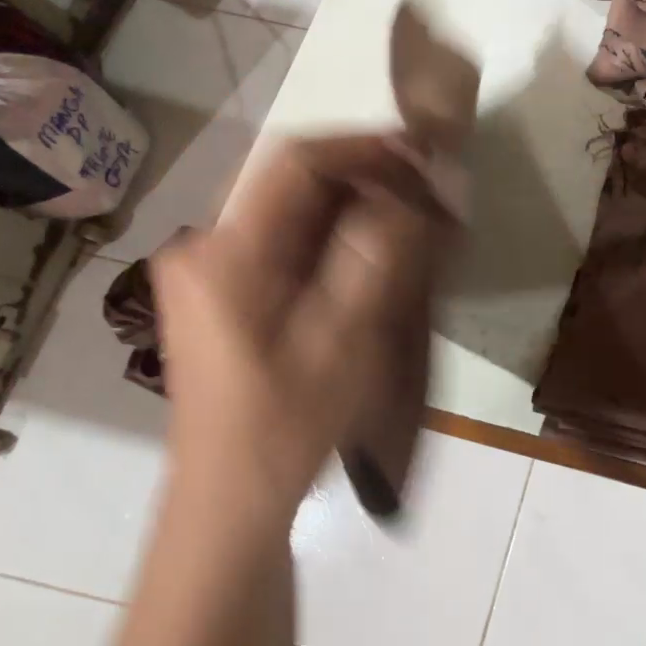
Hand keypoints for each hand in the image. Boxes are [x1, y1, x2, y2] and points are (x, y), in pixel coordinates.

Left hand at [151, 136, 437, 516]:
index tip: (426, 155)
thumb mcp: (343, 342)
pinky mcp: (228, 293)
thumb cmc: (285, 427)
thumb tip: (413, 193)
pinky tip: (385, 257)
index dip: (365, 146)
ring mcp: (213, 270)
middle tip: (436, 197)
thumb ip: (376, 258)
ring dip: (363, 210)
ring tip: (423, 226)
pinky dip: (343, 238)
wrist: (228, 499)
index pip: (296, 162)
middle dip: (372, 180)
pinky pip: (293, 242)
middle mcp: (208, 247)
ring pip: (299, 212)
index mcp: (226, 253)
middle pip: (298, 183)